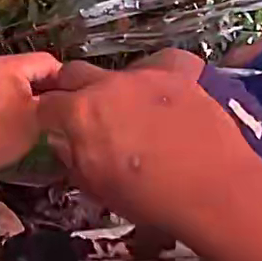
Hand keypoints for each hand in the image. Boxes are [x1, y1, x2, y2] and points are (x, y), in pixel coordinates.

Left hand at [0, 52, 63, 181]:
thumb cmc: (1, 136)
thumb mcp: (38, 117)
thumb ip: (55, 100)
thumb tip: (64, 95)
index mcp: (7, 65)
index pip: (47, 61)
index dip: (65, 79)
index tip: (74, 99)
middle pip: (29, 67)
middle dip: (47, 85)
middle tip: (62, 107)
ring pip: (14, 78)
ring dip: (30, 92)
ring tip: (44, 113)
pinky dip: (13, 96)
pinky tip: (21, 115)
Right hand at [35, 50, 261, 240]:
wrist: (215, 193)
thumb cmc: (147, 198)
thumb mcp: (93, 186)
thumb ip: (69, 157)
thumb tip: (61, 139)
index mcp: (78, 112)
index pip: (45, 104)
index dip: (46, 116)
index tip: (53, 128)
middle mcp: (105, 85)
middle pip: (72, 73)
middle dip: (70, 90)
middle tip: (82, 113)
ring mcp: (143, 76)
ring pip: (114, 69)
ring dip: (111, 86)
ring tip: (127, 109)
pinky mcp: (179, 74)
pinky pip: (161, 62)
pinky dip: (157, 73)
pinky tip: (161, 90)